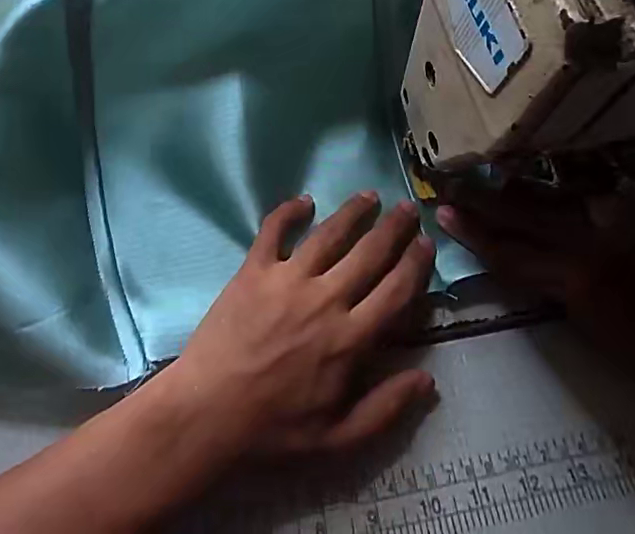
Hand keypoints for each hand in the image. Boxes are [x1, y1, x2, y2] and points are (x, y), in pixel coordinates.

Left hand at [141, 190, 438, 460]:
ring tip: (369, 195)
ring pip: (329, 235)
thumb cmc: (274, 431)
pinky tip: (304, 200)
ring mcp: (287, 280)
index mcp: (349, 339)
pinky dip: (289, 211)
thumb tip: (428, 380)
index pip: (395, 291)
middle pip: (369, 254)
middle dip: (393, 228)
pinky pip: (273, 230)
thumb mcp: (338, 439)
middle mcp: (324, 299)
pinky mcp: (253, 271)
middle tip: (408, 207)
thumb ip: (386, 408)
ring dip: (353, 212)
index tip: (427, 242)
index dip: (415, 264)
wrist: (206, 415)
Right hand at [437, 179, 634, 364]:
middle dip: (477, 194)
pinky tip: (529, 160)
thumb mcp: (591, 322)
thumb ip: (550, 282)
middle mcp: (587, 233)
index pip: (506, 249)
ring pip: (543, 187)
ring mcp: (610, 204)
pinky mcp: (630, 189)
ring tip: (479, 166)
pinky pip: (576, 176)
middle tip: (446, 178)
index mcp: (575, 277)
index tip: (441, 212)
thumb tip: (514, 251)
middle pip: (517, 208)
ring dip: (508, 178)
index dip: (471, 231)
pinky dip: (549, 173)